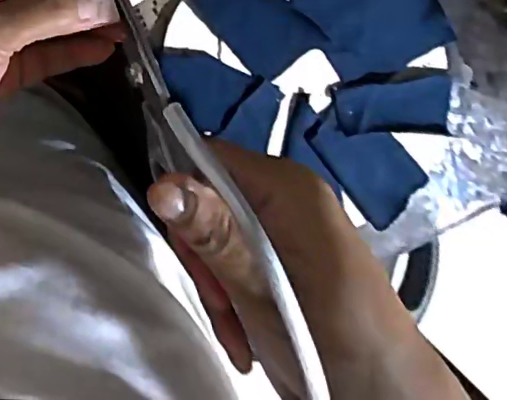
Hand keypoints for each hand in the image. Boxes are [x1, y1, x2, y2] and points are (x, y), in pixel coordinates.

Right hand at [148, 143, 465, 399]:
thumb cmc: (344, 351)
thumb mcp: (267, 294)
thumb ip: (215, 236)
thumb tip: (162, 187)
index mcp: (289, 186)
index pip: (202, 156)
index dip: (182, 198)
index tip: (189, 252)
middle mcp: (287, 193)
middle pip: (204, 196)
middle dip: (200, 251)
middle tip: (217, 300)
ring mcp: (288, 222)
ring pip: (214, 227)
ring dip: (213, 278)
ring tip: (235, 325)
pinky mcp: (287, 249)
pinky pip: (234, 249)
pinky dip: (229, 287)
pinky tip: (243, 325)